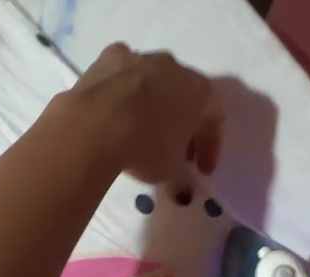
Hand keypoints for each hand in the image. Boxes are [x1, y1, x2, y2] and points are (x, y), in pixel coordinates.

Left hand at [66, 45, 221, 197]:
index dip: (210, 148)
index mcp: (199, 90)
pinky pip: (124, 77)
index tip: (201, 171)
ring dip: (155, 107)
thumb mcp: (172, 173)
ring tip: (144, 135)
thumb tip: (181, 187)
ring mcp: (140, 57)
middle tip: (176, 154)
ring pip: (154, 83)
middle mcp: (173, 66)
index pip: (215, 118)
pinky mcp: (108, 57)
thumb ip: (183, 178)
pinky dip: (125, 94)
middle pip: (184, 97)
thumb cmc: (147, 148)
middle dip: (183, 126)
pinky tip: (117, 115)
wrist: (95, 125)